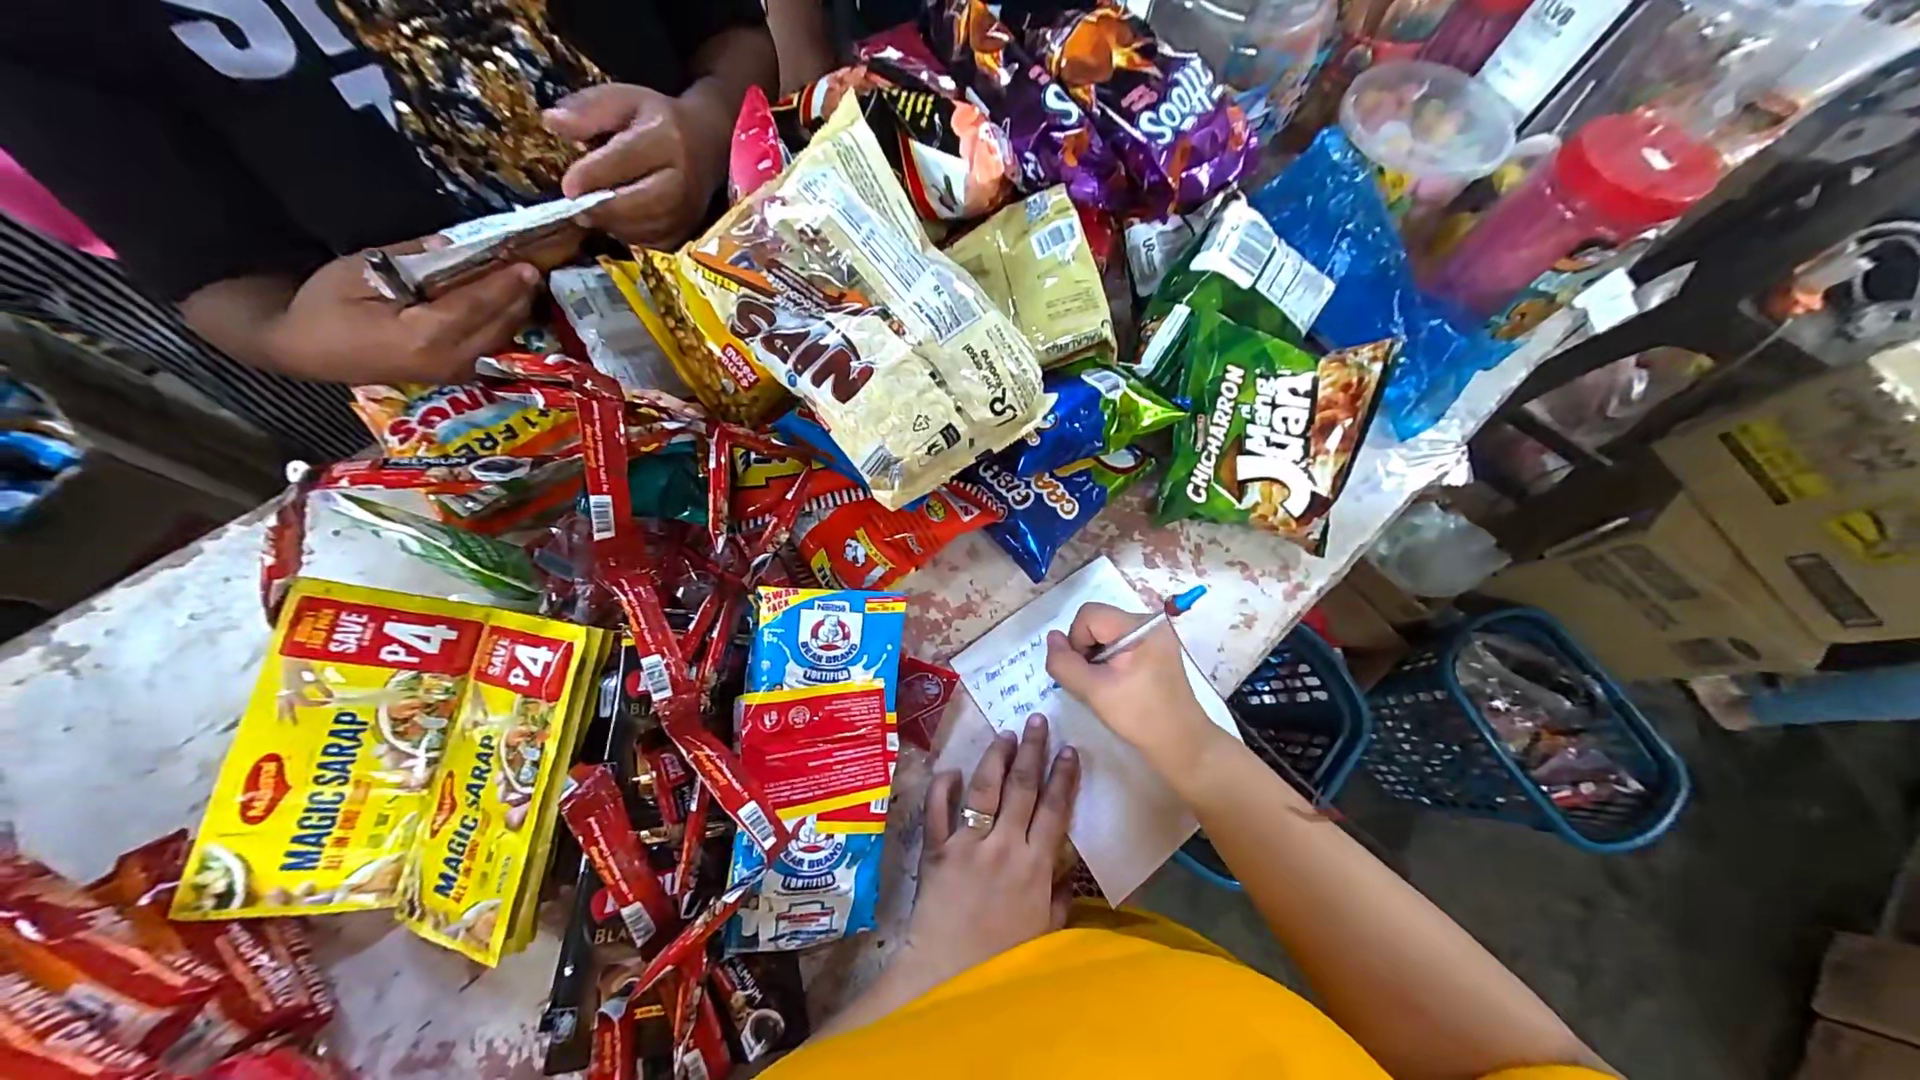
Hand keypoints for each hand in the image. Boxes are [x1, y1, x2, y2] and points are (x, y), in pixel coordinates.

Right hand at [259, 238, 557, 383]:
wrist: (306, 351)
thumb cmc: (325, 308)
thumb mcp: (357, 272)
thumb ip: (410, 260)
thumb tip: (454, 246)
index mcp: (424, 337)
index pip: (477, 307)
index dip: (504, 285)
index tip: (526, 265)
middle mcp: (450, 360)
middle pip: (498, 325)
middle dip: (518, 296)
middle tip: (533, 269)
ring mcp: (457, 372)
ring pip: (500, 338)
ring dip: (516, 310)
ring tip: (527, 283)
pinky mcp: (458, 374)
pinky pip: (491, 345)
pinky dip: (503, 323)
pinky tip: (510, 304)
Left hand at [544, 82, 730, 247]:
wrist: (708, 145)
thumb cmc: (658, 121)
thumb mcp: (622, 100)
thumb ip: (587, 110)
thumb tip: (551, 123)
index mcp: (666, 138)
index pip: (626, 160)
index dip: (594, 177)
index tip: (568, 187)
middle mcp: (682, 179)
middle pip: (639, 203)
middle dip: (603, 209)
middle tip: (578, 208)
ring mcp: (688, 209)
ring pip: (645, 227)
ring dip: (614, 224)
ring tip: (593, 214)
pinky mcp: (688, 229)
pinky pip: (654, 241)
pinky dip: (630, 235)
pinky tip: (617, 221)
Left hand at [901, 716, 1079, 986]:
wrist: (946, 975)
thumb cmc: (1001, 961)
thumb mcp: (1043, 935)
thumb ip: (1058, 902)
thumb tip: (1068, 876)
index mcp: (1035, 866)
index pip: (1054, 810)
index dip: (1063, 777)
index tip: (1070, 750)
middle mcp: (1004, 846)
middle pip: (1022, 787)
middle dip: (1032, 750)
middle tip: (1037, 721)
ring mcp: (968, 843)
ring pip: (984, 788)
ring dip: (995, 758)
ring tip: (1005, 734)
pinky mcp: (936, 849)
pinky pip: (937, 809)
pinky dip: (942, 787)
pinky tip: (950, 770)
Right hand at [1045, 602, 1228, 785]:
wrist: (1181, 743)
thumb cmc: (1139, 716)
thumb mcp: (1093, 691)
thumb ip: (1064, 663)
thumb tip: (1051, 638)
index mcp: (1141, 626)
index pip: (1088, 615)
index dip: (1077, 642)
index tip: (1086, 674)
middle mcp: (1151, 622)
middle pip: (1097, 620)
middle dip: (1086, 648)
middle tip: (1095, 681)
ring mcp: (1156, 634)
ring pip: (1106, 631)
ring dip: (1097, 655)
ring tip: (1107, 683)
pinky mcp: (1157, 647)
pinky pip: (1120, 641)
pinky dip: (1110, 658)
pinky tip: (1118, 682)